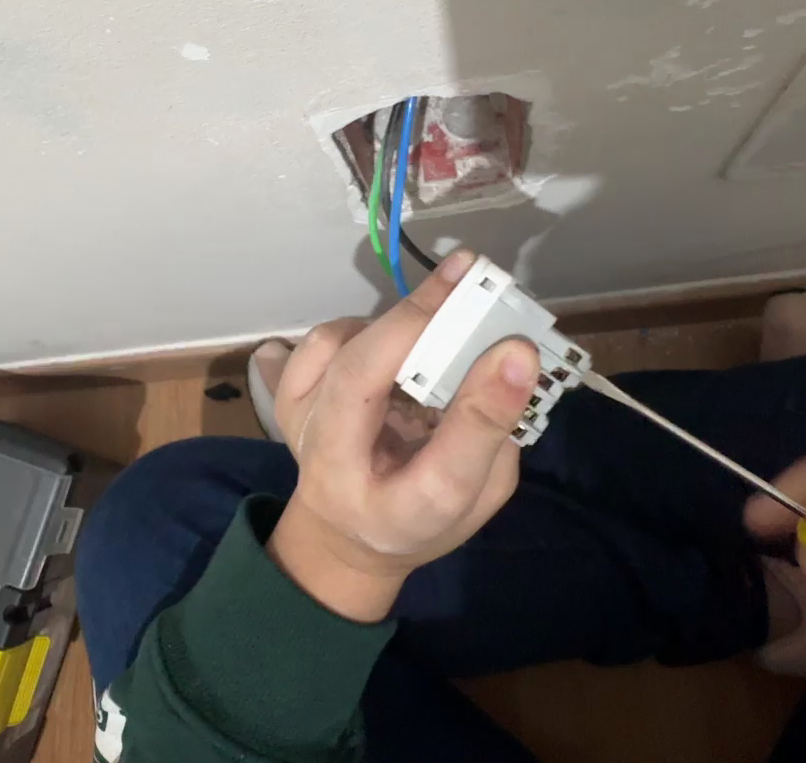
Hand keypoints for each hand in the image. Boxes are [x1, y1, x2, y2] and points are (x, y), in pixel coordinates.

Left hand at [264, 248, 538, 622]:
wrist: (343, 534)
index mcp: (401, 517)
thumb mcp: (476, 494)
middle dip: (416, 321)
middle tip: (470, 272)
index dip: (482, 412)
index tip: (520, 349)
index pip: (443, 474)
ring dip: (392, 324)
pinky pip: (319, 341)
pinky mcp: (286, 399)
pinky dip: (361, 328)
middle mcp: (336, 473)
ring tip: (434, 326)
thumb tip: (511, 358)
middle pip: (359, 385)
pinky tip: (390, 343)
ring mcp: (298, 428)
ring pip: (333, 348)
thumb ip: (494, 437)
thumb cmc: (420, 517)